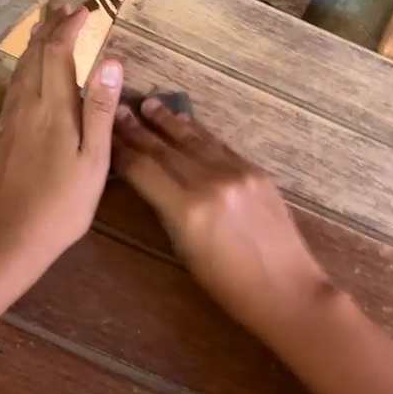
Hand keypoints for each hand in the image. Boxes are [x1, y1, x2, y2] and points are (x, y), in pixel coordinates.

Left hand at [0, 0, 123, 263]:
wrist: (7, 238)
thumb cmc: (61, 204)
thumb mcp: (94, 160)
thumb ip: (100, 109)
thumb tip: (112, 60)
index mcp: (53, 107)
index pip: (59, 51)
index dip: (71, 26)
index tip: (86, 8)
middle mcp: (27, 104)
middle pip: (35, 53)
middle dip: (51, 26)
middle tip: (63, 5)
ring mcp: (11, 119)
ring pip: (21, 68)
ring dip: (36, 42)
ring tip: (46, 25)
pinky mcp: (2, 134)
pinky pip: (15, 85)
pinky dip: (25, 65)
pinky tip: (29, 73)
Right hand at [113, 99, 334, 335]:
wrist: (286, 290)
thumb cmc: (228, 286)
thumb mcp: (185, 251)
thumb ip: (167, 210)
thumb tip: (149, 180)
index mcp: (187, 210)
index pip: (144, 170)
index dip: (122, 152)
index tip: (106, 135)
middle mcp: (209, 183)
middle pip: (165, 150)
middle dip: (139, 129)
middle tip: (118, 109)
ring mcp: (236, 173)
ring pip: (194, 140)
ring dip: (169, 121)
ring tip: (149, 104)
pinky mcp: (255, 171)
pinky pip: (219, 146)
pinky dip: (198, 133)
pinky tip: (185, 123)